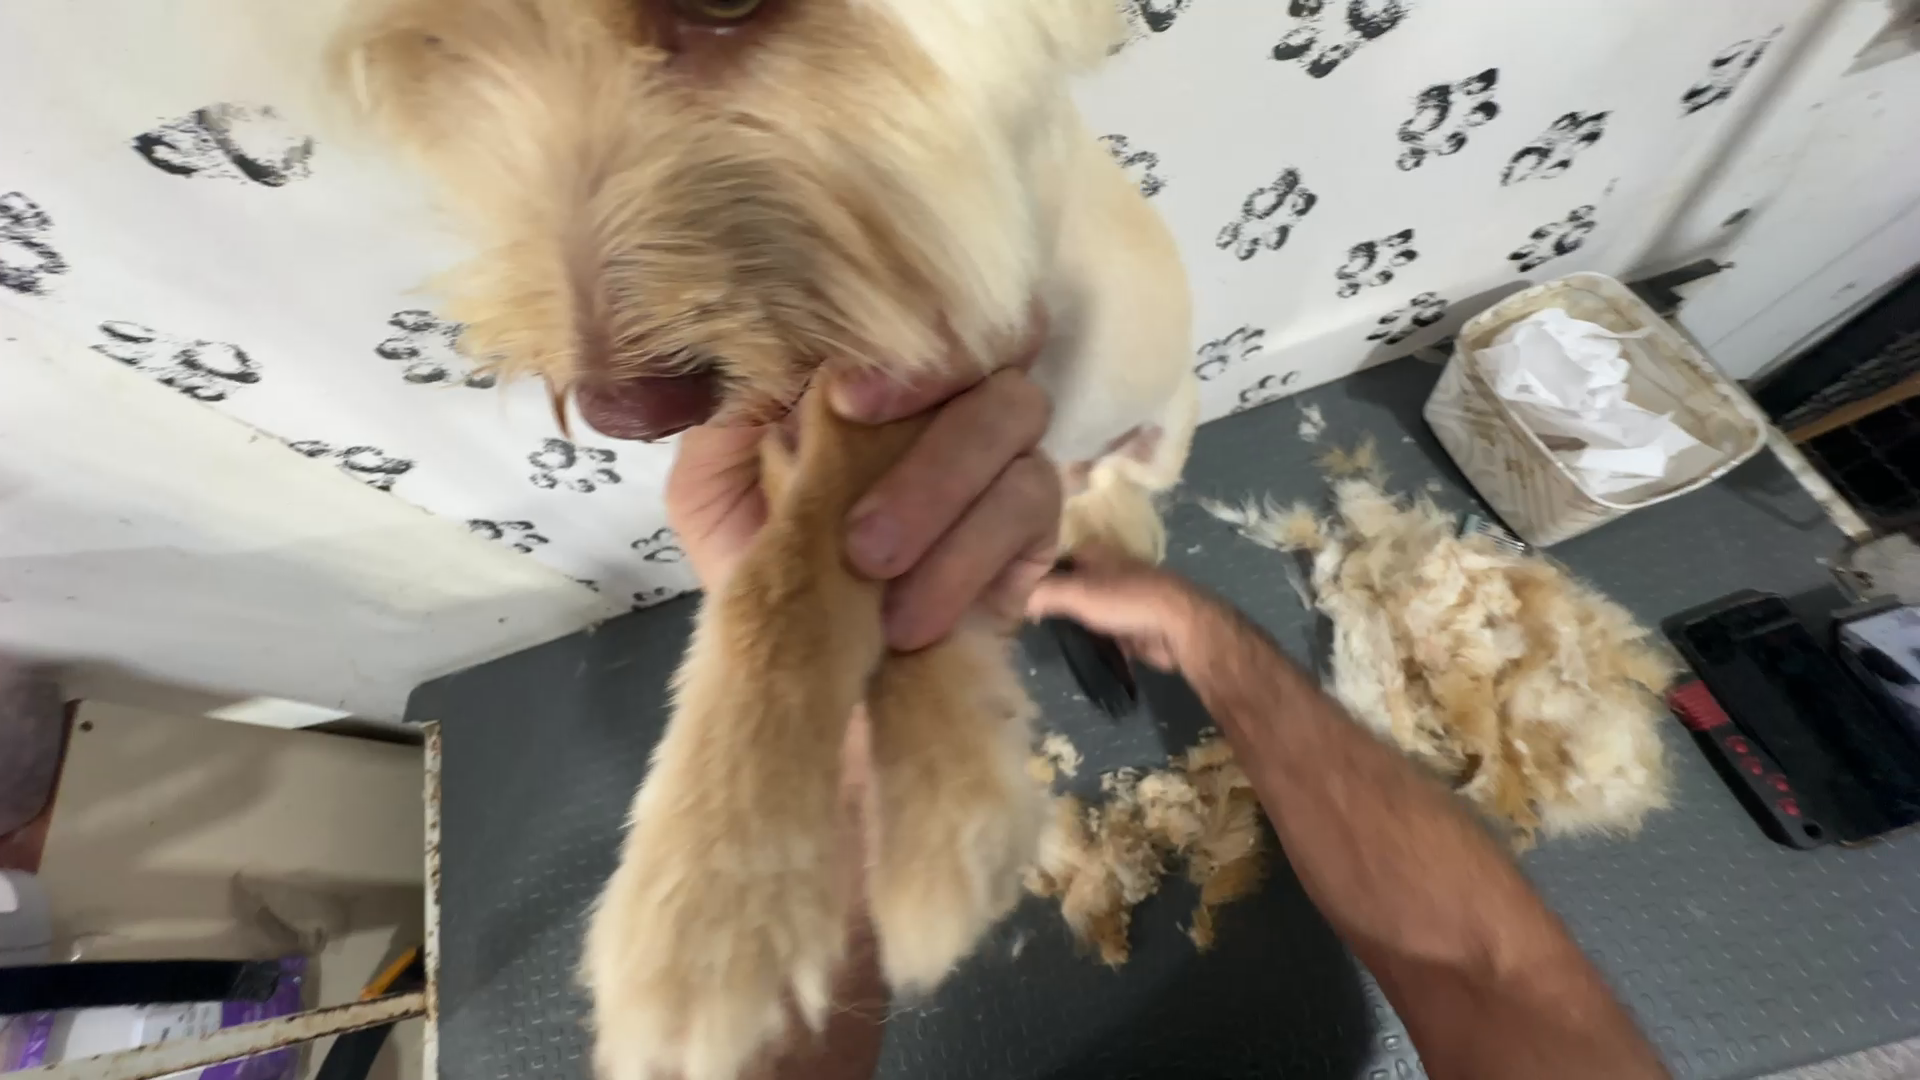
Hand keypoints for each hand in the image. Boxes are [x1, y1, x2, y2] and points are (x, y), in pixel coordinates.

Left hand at [665, 335, 1061, 651]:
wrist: (804, 662)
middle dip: (927, 411)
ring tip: (871, 566)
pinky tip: (910, 617)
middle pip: (1002, 342)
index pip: (929, 303)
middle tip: (862, 507)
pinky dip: (966, 559)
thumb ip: (731, 409)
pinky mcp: (1033, 525)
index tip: (845, 398)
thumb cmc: (764, 559)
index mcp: (879, 371)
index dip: (905, 336)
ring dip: (941, 491)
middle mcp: (951, 393)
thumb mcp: (715, 482)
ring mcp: (1002, 452)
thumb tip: (763, 345)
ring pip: (1018, 421)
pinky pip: (1029, 508)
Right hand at [1025, 545, 1207, 671]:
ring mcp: (1114, 596)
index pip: (1047, 555)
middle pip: (1061, 582)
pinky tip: (1059, 646)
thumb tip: (1010, 600)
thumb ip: (1040, 593)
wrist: (1178, 627)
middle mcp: (1102, 569)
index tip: (1002, 589)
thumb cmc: (1126, 600)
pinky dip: (1078, 636)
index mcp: (1091, 550)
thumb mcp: (1075, 592)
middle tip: (1012, 617)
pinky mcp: (1123, 623)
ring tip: (1030, 633)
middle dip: (1041, 597)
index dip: (1026, 570)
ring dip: (1060, 619)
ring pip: (1076, 606)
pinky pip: (1091, 628)